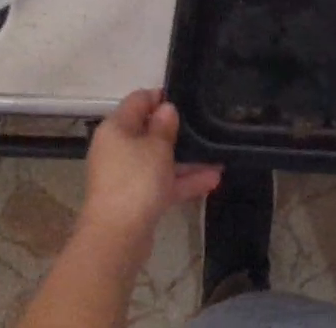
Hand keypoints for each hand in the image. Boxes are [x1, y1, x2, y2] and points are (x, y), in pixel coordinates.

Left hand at [79, 89, 222, 256]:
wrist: (117, 238)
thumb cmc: (136, 180)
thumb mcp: (157, 146)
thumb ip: (164, 125)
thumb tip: (166, 109)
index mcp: (116, 129)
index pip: (139, 100)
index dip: (162, 96)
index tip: (189, 97)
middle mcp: (118, 149)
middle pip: (149, 131)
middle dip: (179, 130)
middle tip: (207, 124)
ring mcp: (127, 176)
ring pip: (160, 159)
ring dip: (187, 158)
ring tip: (220, 155)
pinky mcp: (136, 199)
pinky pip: (162, 182)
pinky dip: (183, 180)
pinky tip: (213, 180)